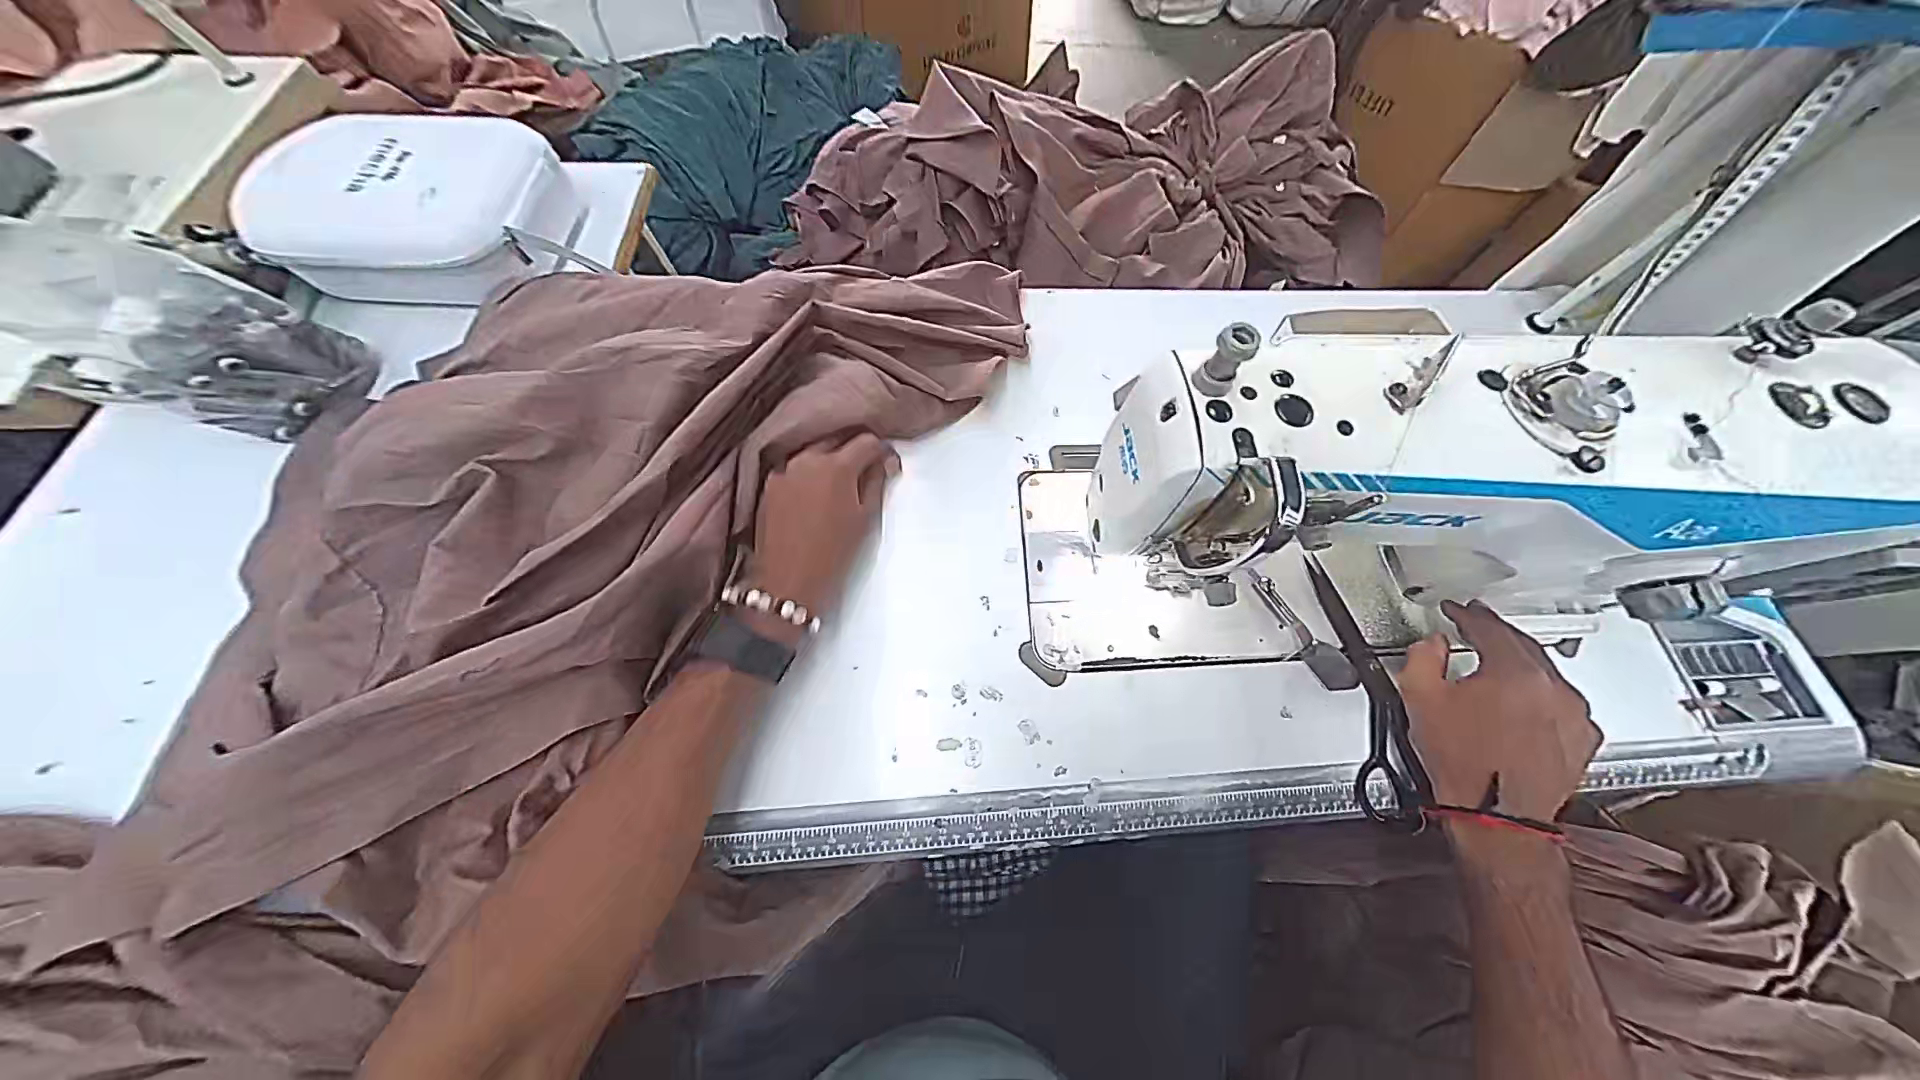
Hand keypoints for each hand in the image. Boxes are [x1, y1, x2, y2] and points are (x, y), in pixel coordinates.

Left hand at [743, 434, 898, 642]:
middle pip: (838, 439)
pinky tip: (816, 494)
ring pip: (813, 451)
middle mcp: (806, 460)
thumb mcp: (866, 520)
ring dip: (830, 459)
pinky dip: (808, 473)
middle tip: (867, 471)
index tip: (888, 465)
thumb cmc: (833, 556)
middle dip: (855, 450)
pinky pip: (795, 468)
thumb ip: (877, 483)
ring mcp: (783, 471)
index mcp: (837, 466)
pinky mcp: (769, 486)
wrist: (788, 585)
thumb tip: (882, 464)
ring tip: (840, 484)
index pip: (867, 441)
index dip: (882, 451)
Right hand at [1400, 600, 1599, 821]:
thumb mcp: (1419, 698)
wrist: (1496, 814)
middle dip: (1495, 633)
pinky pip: (1560, 702)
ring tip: (1493, 666)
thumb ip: (1423, 657)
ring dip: (1518, 664)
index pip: (1490, 628)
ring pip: (1544, 673)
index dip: (1467, 615)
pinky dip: (1537, 694)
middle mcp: (1554, 689)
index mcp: (1515, 673)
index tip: (1457, 611)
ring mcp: (1573, 715)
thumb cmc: (1463, 763)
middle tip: (1475, 626)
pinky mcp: (1582, 738)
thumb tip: (1433, 645)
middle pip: (1523, 645)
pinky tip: (1517, 703)